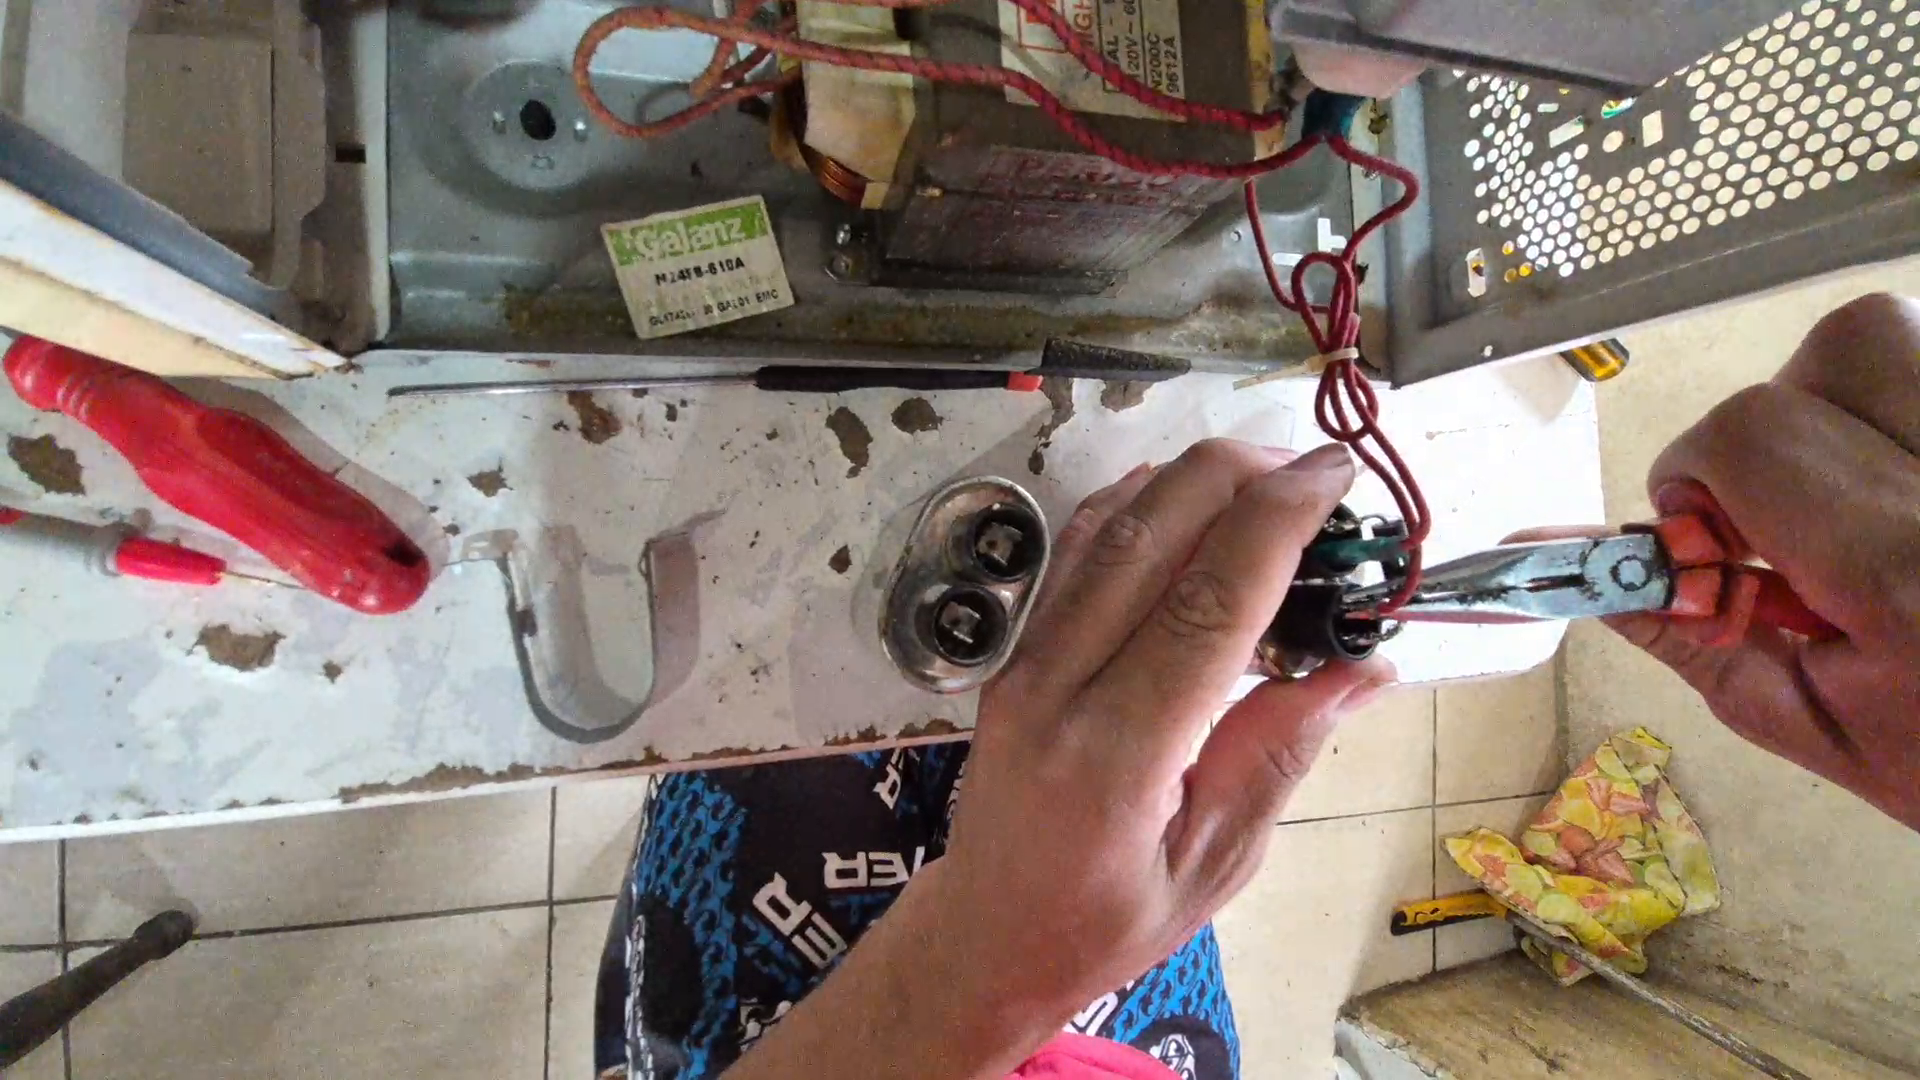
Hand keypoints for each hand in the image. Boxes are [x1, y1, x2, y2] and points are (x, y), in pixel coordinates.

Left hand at [908, 441, 1392, 1042]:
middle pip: (1147, 540)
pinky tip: (1168, 491)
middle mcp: (1056, 685)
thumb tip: (1359, 666)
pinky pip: (1070, 558)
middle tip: (1307, 465)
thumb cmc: (1104, 918)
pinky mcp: (1011, 652)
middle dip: (1232, 476)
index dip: (1276, 523)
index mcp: (1117, 752)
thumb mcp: (1213, 863)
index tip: (1334, 473)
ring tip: (1256, 470)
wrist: (990, 924)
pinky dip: (1125, 507)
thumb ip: (1277, 752)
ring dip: (1181, 480)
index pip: (1207, 604)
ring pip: (1101, 534)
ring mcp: (1022, 660)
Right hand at [1608, 293, 1919, 831]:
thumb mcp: (1798, 719)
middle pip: (1849, 344)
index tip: (1709, 533)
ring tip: (1855, 483)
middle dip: (1774, 417)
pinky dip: (1900, 415)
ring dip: (1849, 397)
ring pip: (1916, 338)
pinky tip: (1898, 489)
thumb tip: (1571, 567)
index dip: (1694, 470)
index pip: (1754, 432)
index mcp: (1904, 569)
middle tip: (1786, 499)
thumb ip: (1680, 633)